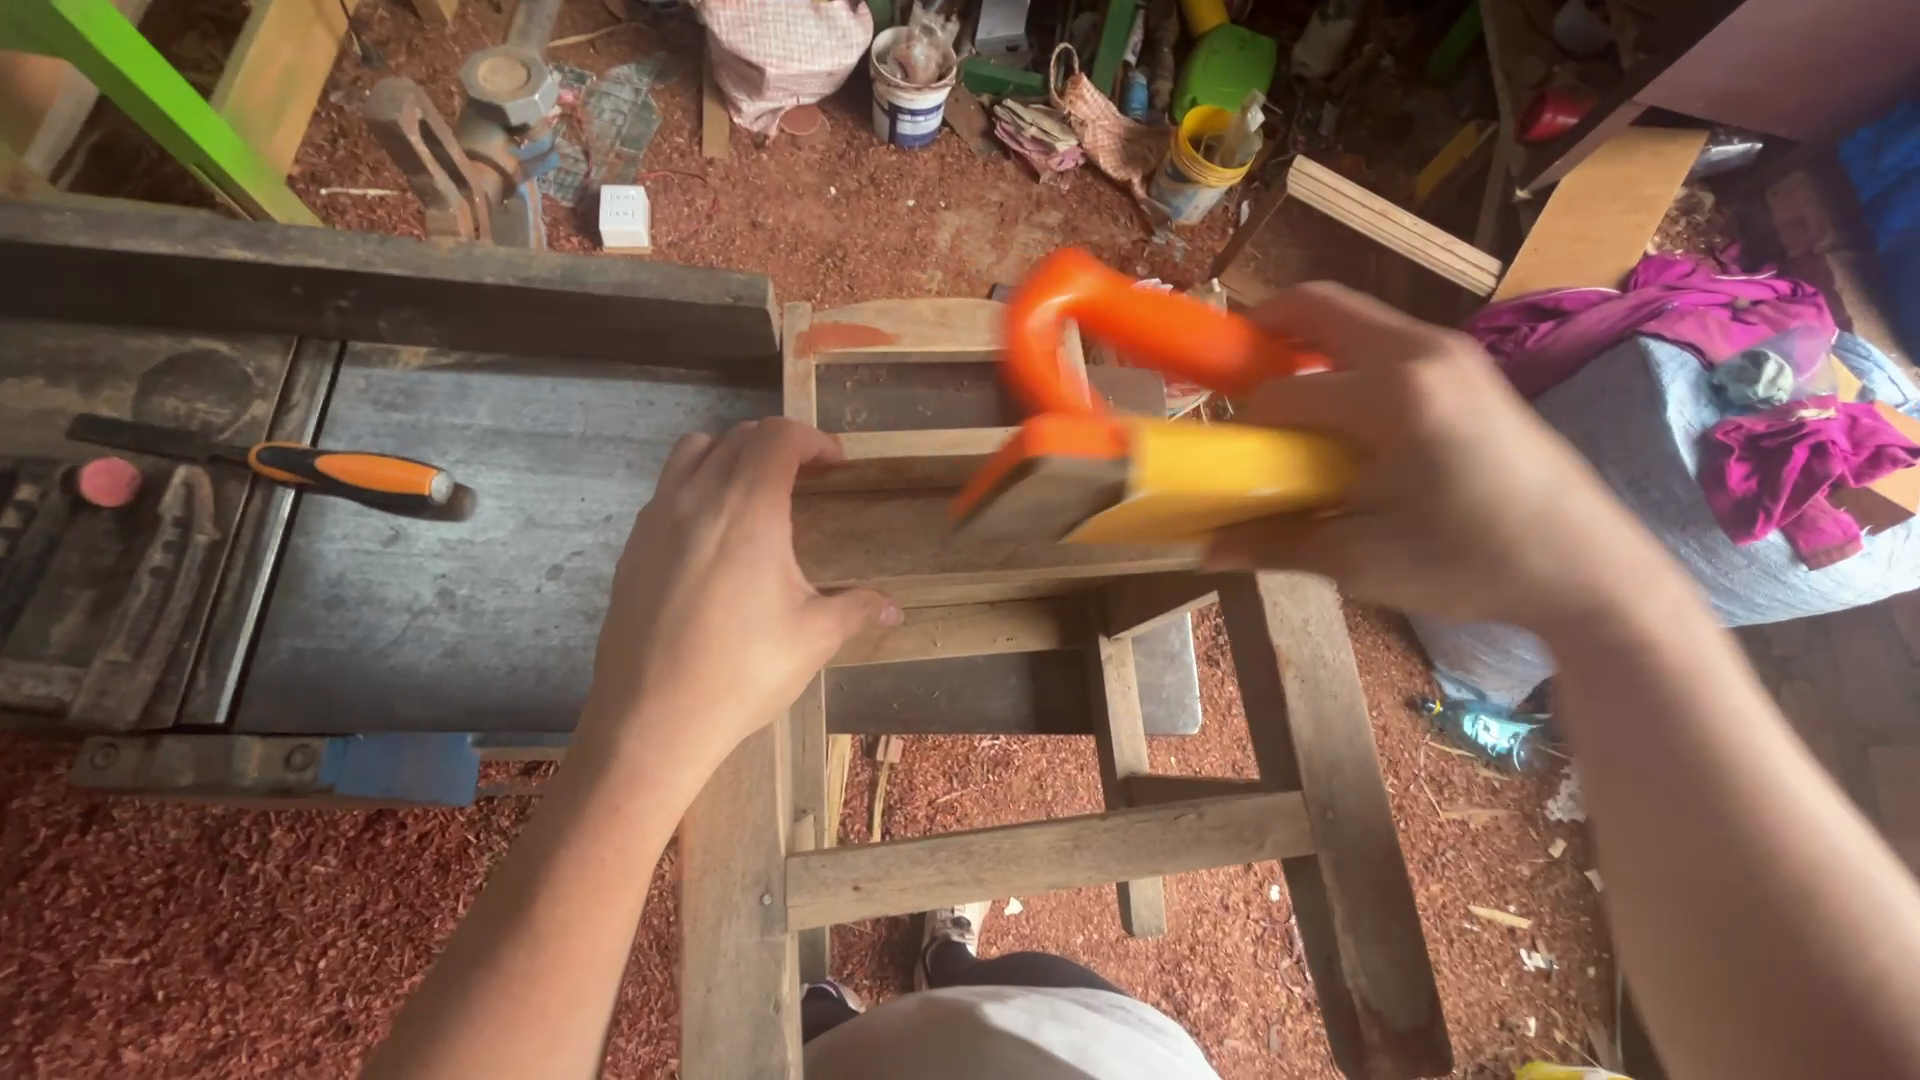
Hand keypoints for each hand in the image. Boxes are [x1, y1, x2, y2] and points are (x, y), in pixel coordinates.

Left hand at [582, 418, 899, 770]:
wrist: (652, 721)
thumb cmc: (743, 673)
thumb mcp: (813, 638)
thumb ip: (856, 608)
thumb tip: (894, 608)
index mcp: (746, 509)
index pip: (778, 437)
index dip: (813, 439)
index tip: (836, 464)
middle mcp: (696, 499)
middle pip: (738, 436)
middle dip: (778, 444)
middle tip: (806, 477)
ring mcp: (654, 521)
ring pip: (692, 451)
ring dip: (731, 454)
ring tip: (755, 492)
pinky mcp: (631, 548)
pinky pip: (667, 489)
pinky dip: (698, 485)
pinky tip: (715, 536)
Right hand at [1207, 283, 1667, 631]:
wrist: (1587, 564)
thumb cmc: (1470, 562)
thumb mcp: (1360, 560)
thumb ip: (1275, 543)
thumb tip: (1206, 547)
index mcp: (1393, 397)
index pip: (1282, 392)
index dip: (1244, 425)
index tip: (1233, 460)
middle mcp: (1421, 352)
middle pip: (1316, 305)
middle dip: (1259, 332)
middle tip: (1230, 378)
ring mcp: (1450, 351)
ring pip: (1350, 317)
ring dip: (1302, 346)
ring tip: (1282, 404)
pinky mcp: (1465, 365)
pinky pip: (1380, 338)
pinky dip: (1339, 359)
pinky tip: (1338, 416)